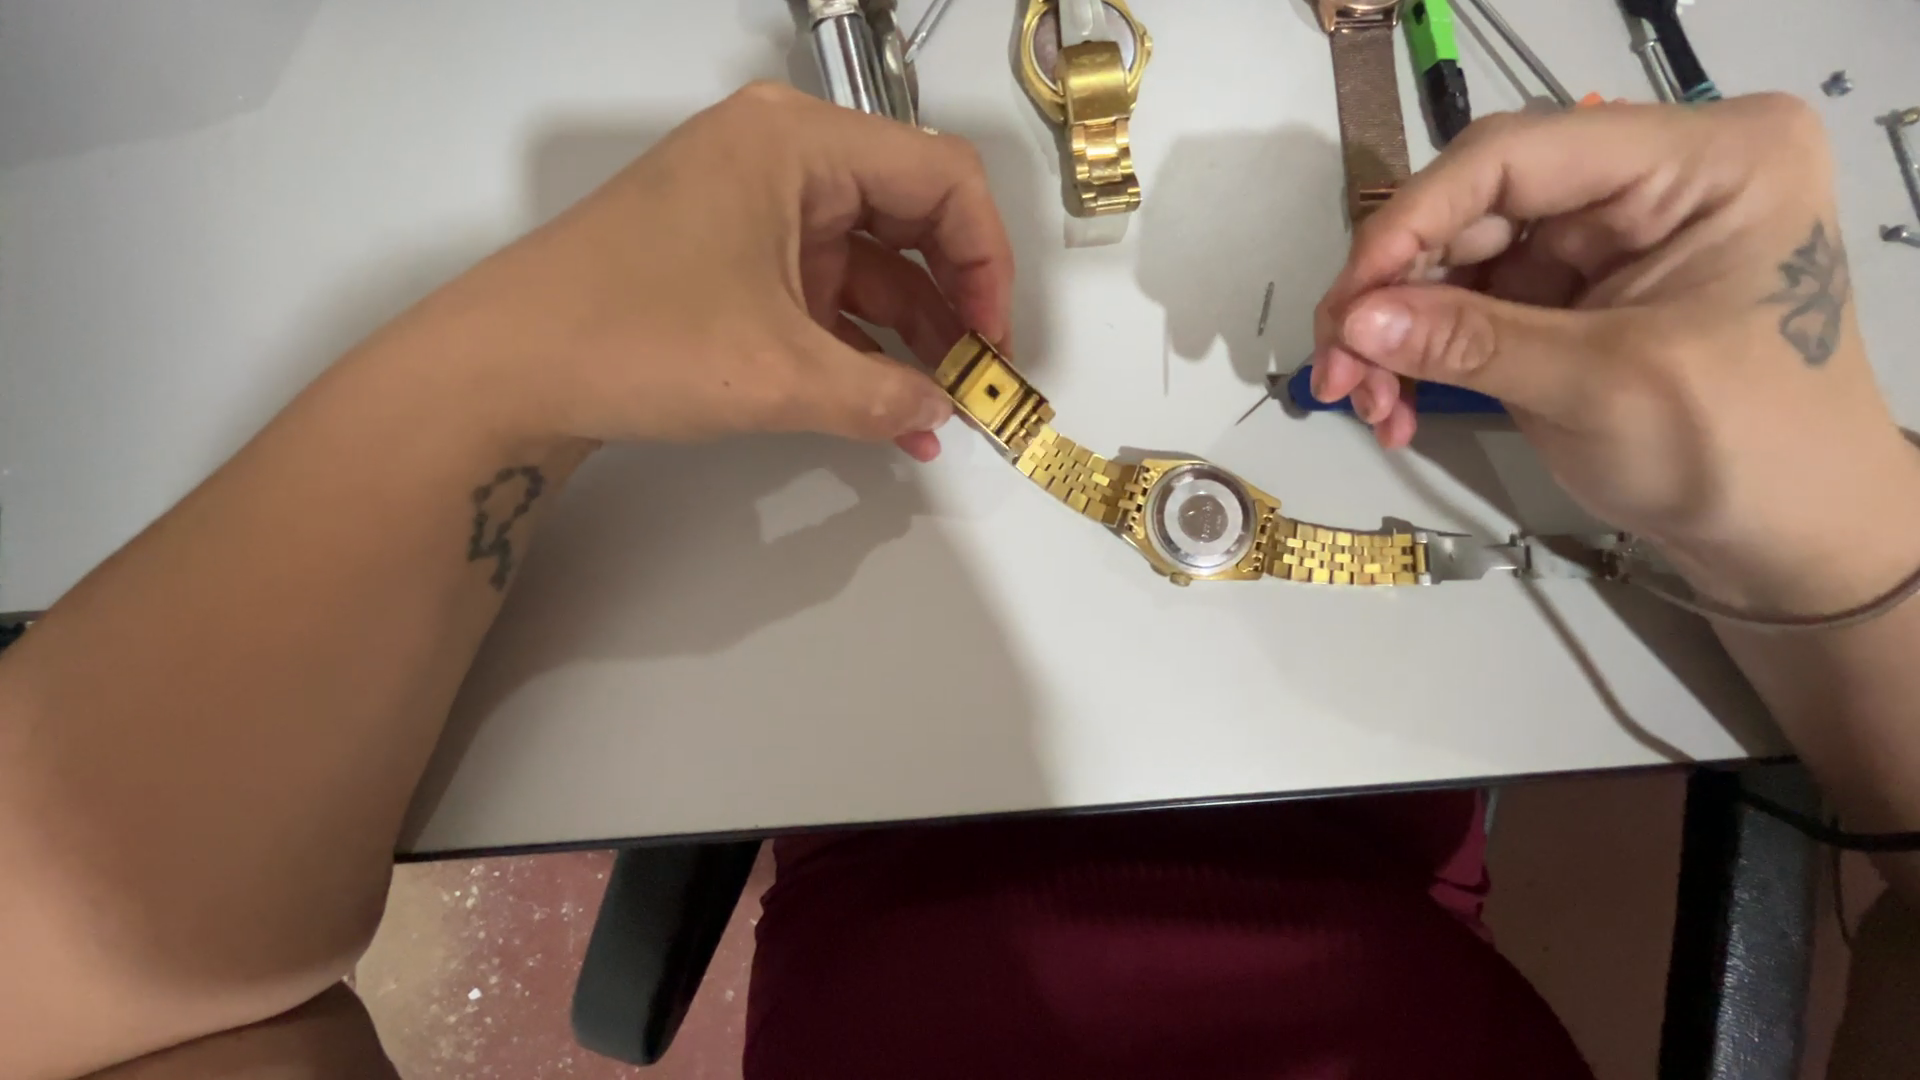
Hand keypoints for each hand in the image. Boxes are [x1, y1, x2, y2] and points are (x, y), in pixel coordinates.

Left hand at [400, 82, 1012, 461]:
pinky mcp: (745, 261)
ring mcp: (764, 212)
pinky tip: (888, 406)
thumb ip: (880, 398)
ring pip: (874, 264)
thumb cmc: (635, 340)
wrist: (505, 371)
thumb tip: (943, 413)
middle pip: (914, 218)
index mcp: (799, 144)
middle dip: (955, 303)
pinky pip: (830, 296)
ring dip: (913, 337)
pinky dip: (863, 349)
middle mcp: (788, 161)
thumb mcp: (777, 374)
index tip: (994, 343)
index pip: (942, 178)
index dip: (987, 262)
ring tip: (938, 408)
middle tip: (977, 377)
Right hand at [1312, 96, 1919, 610]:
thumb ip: (1470, 343)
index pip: (1512, 157)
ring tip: (1365, 407)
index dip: (1411, 223)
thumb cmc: (1735, 446)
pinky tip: (1392, 411)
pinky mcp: (1545, 298)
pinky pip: (1448, 313)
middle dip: (1385, 298)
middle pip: (1460, 213)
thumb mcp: (1599, 386)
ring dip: (1386, 340)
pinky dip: (1407, 362)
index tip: (1346, 306)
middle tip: (1335, 375)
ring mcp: (1582, 244)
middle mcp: (1631, 185)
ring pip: (1439, 268)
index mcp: (1695, 164)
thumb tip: (1351, 322)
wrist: (1773, 527)